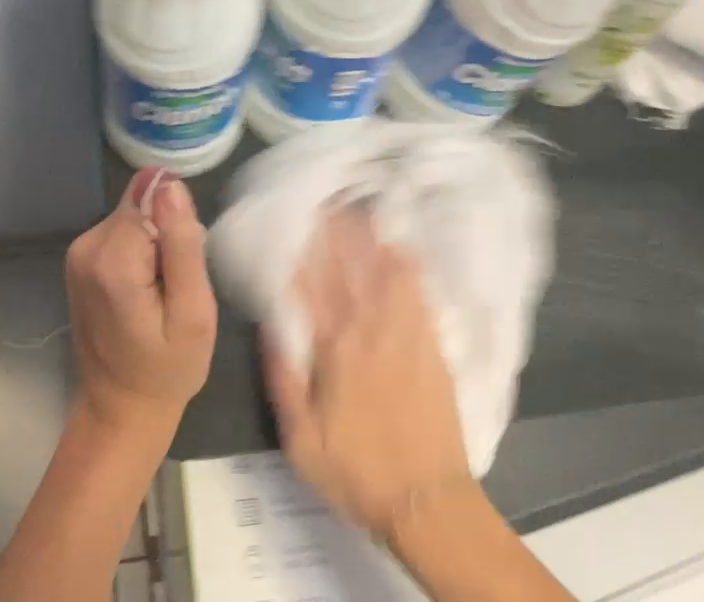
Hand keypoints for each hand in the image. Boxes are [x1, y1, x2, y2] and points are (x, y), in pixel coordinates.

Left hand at [66, 169, 218, 432]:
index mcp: (112, 259)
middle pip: (141, 207)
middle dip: (167, 236)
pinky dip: (141, 254)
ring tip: (163, 293)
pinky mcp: (79, 259)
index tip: (184, 269)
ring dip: (156, 246)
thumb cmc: (167, 368)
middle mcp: (87, 245)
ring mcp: (78, 252)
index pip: (155, 200)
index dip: (179, 230)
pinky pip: (122, 233)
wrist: (121, 407)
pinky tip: (147, 292)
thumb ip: (182, 245)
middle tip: (177, 287)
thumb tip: (170, 184)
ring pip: (133, 218)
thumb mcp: (193, 312)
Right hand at [265, 203, 471, 538]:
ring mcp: (407, 338)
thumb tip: (270, 326)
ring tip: (359, 210)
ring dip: (371, 241)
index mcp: (335, 352)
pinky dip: (409, 268)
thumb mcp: (300, 437)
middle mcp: (371, 334)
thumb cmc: (356, 471)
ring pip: (386, 276)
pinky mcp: (433, 349)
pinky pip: (419, 297)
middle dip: (336, 234)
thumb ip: (284, 377)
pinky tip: (403, 249)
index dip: (303, 252)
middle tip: (326, 201)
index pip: (314, 288)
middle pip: (350, 272)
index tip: (294, 221)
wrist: (429, 502)